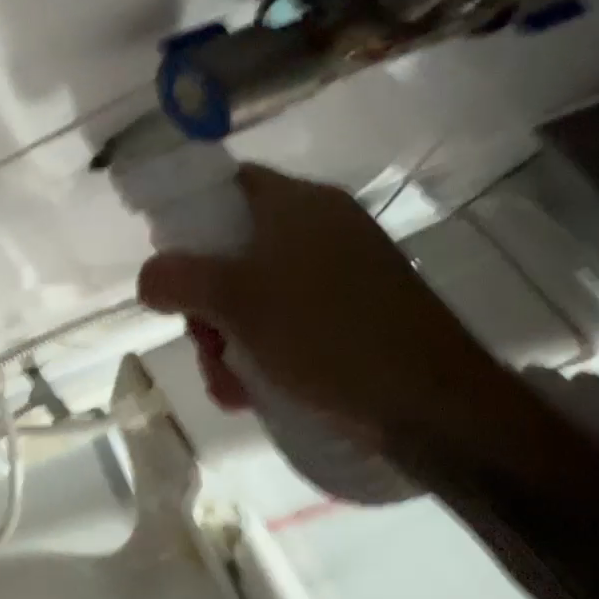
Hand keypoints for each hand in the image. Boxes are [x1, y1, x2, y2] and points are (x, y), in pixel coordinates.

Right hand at [136, 163, 502, 444]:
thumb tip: (152, 280)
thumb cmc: (328, 334)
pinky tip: (254, 391)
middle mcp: (324, 227)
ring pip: (258, 290)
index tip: (167, 259)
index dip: (185, 215)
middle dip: (204, 299)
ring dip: (229, 335)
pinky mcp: (365, 315)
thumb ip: (174, 279)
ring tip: (228, 382)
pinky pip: (293, 318)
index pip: (223, 183)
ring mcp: (348, 272)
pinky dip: (266, 349)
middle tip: (200, 337)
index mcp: (297, 203)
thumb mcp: (232, 301)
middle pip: (232, 245)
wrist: (446, 415)